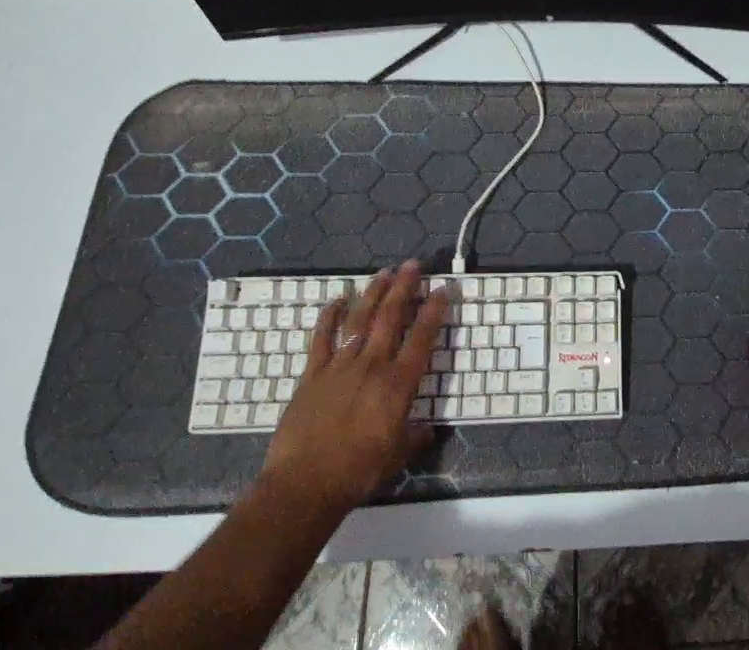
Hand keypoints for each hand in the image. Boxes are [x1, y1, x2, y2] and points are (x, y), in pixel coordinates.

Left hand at [261, 260, 447, 505]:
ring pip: (359, 320)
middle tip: (413, 265)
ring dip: (373, 293)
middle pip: (390, 318)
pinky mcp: (312, 374)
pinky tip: (338, 299)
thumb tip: (427, 428)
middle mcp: (371, 366)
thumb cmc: (358, 471)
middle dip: (404, 288)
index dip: (433, 312)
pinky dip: (330, 316)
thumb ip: (414, 437)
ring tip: (383, 272)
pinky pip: (322, 337)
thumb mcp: (397, 456)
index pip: (421, 339)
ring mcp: (339, 366)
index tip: (442, 290)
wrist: (305, 483)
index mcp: (397, 385)